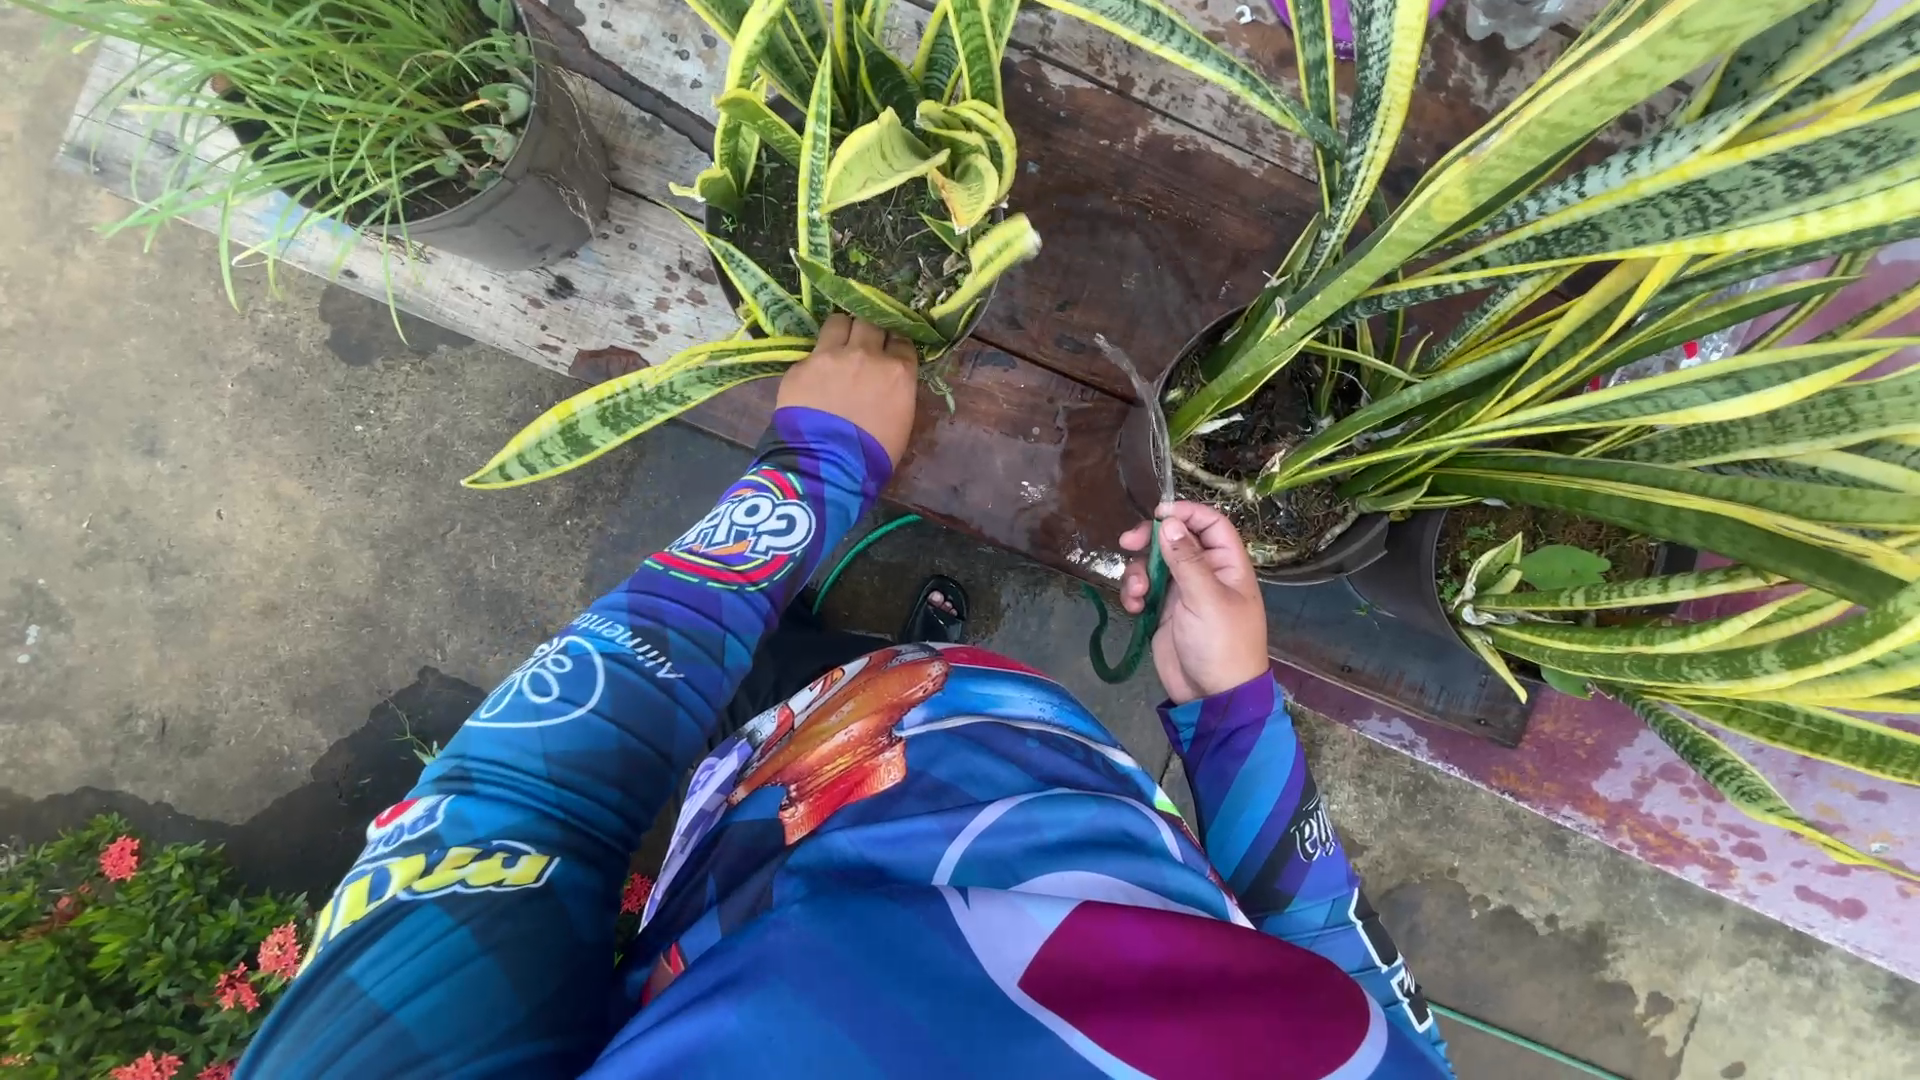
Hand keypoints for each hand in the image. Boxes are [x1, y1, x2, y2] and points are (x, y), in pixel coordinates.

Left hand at [777, 314, 919, 464]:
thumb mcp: (902, 423)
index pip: (902, 340)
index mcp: (898, 372)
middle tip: (864, 347)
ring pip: (839, 322)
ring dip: (842, 331)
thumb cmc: (873, 458)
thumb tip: (888, 383)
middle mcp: (866, 354)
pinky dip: (816, 360)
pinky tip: (814, 377)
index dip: (895, 346)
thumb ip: (898, 392)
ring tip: (838, 347)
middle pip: (871, 322)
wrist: (826, 468)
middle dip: (870, 332)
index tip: (890, 354)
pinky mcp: (801, 365)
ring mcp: (831, 356)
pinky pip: (812, 351)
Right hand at [1120, 501, 1268, 704]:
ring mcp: (1183, 591)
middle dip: (1150, 540)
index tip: (1158, 514)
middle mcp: (1205, 572)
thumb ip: (1186, 560)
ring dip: (1138, 572)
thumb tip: (1169, 522)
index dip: (1187, 513)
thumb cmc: (1221, 645)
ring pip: (1154, 563)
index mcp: (1227, 565)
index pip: (1210, 524)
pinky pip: (1144, 588)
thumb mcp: (1206, 600)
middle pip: (1175, 539)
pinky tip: (1135, 608)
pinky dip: (1134, 593)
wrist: (1211, 696)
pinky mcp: (1164, 610)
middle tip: (1128, 542)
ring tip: (1137, 594)